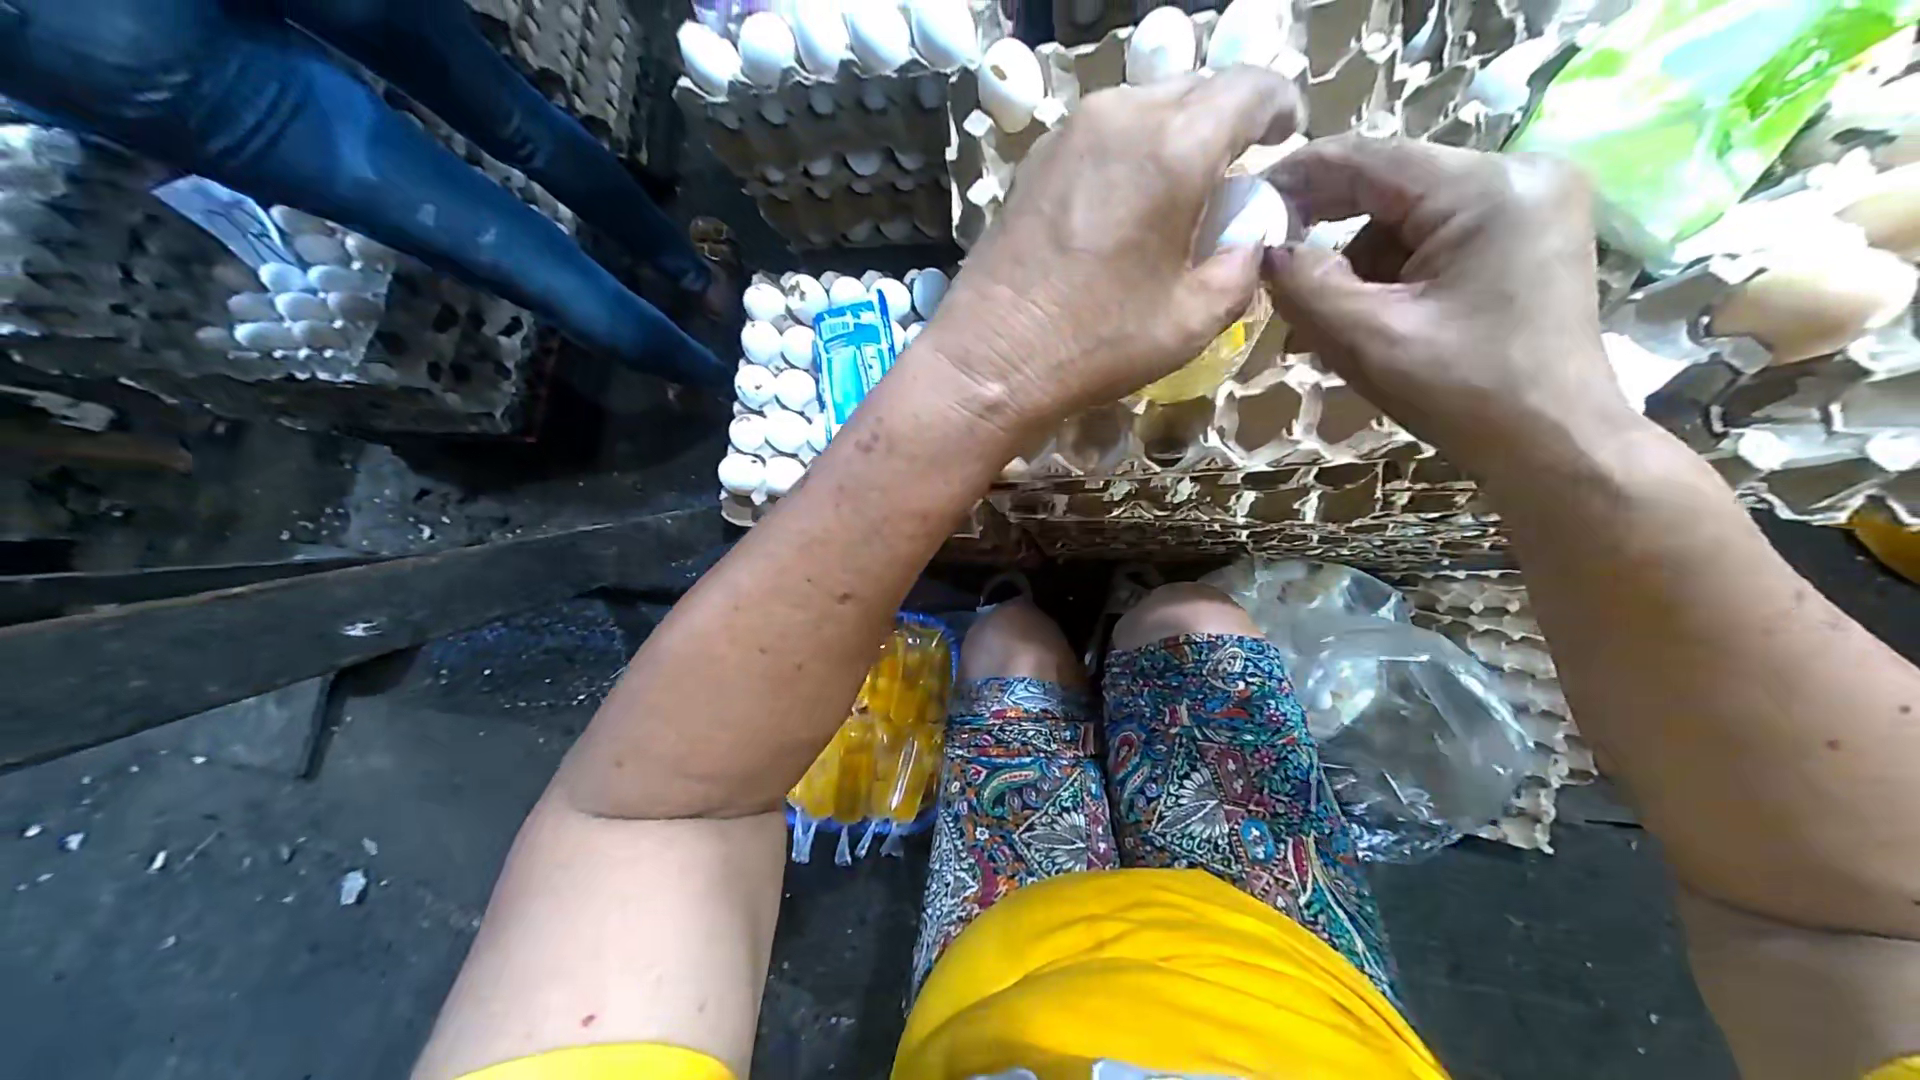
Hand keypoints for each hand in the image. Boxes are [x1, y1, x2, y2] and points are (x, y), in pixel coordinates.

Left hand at [921, 67, 1302, 434]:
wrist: (991, 359)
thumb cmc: (1095, 345)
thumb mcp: (1191, 320)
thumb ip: (1241, 266)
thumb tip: (1251, 237)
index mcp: (1174, 148)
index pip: (1250, 89)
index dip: (1279, 107)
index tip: (1283, 135)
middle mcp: (1120, 117)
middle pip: (1195, 90)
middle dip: (1226, 120)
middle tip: (1232, 171)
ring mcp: (1068, 133)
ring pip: (1145, 106)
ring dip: (1174, 134)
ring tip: (1178, 189)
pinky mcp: (1035, 160)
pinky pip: (1102, 133)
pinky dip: (1129, 150)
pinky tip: (1126, 200)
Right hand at [1264, 136, 1639, 483]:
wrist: (1554, 444)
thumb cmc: (1464, 393)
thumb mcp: (1367, 339)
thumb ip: (1305, 286)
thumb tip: (1263, 251)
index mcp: (1488, 188)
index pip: (1369, 158)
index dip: (1297, 176)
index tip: (1242, 202)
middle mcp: (1519, 175)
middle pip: (1389, 187)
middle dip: (1324, 229)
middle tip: (1267, 264)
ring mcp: (1528, 205)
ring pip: (1405, 219)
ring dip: (1354, 266)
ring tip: (1323, 324)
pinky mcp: (1524, 237)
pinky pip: (1432, 240)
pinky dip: (1388, 276)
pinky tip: (1367, 319)